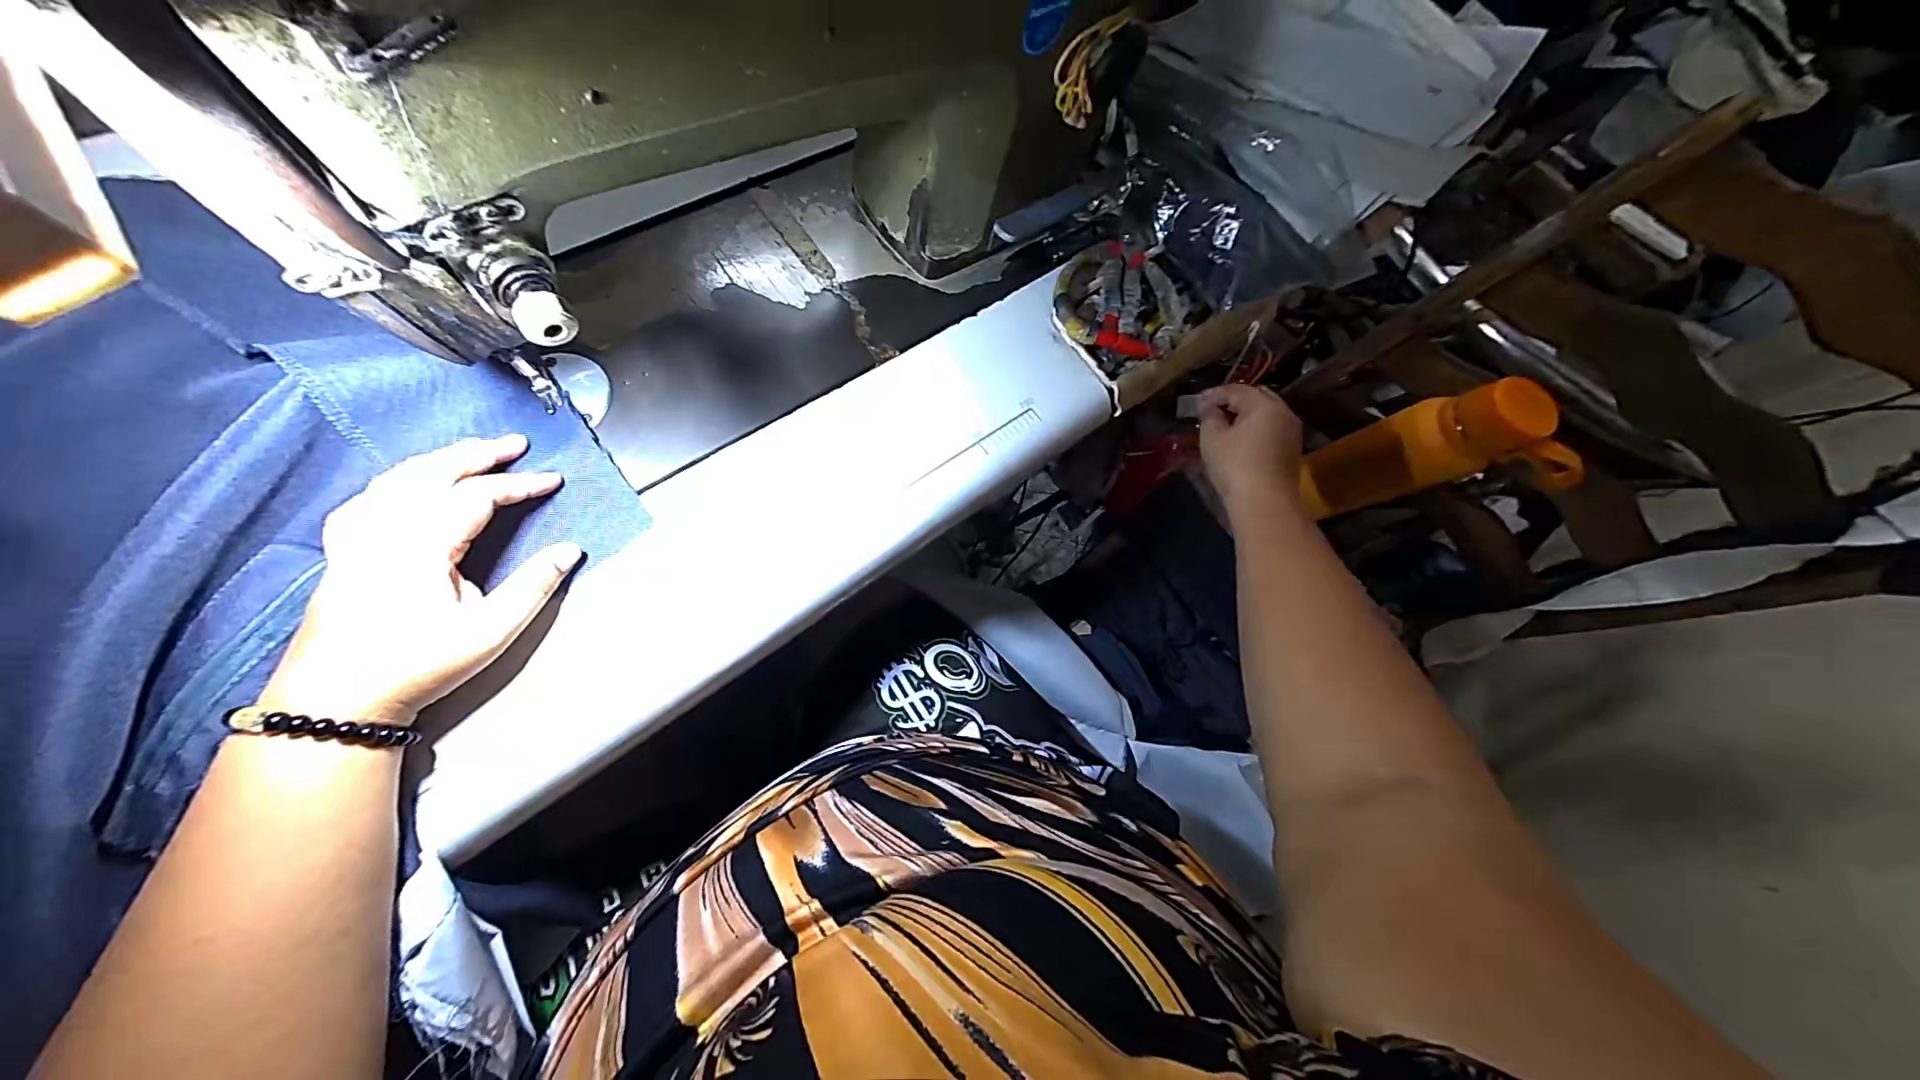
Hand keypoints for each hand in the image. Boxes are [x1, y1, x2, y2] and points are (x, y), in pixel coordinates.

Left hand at [258, 435, 583, 725]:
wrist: (335, 700)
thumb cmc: (414, 666)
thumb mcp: (489, 632)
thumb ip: (533, 586)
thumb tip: (567, 551)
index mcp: (420, 545)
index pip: (477, 495)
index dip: (520, 484)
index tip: (552, 480)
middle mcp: (382, 531)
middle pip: (432, 472)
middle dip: (477, 453)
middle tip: (513, 444)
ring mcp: (355, 539)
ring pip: (397, 478)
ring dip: (439, 460)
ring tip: (470, 453)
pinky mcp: (341, 553)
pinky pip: (367, 498)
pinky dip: (396, 480)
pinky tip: (404, 484)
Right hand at [1198, 384, 1305, 520]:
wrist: (1265, 501)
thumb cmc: (1235, 465)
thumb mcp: (1212, 438)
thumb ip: (1209, 417)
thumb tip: (1209, 408)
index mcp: (1264, 405)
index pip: (1237, 390)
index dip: (1215, 394)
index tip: (1197, 402)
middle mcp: (1284, 413)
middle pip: (1257, 397)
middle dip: (1234, 400)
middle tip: (1213, 408)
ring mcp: (1292, 432)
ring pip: (1267, 414)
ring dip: (1246, 414)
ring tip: (1225, 423)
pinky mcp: (1292, 450)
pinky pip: (1271, 429)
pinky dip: (1255, 428)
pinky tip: (1240, 439)